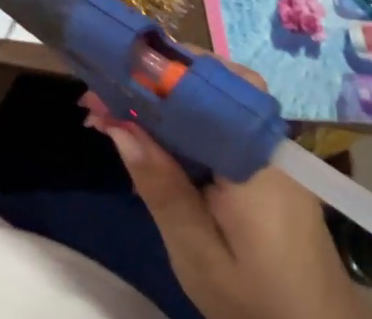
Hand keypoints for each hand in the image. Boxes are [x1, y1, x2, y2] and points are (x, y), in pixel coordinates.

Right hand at [99, 72, 371, 318]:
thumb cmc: (258, 302)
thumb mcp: (198, 255)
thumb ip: (163, 189)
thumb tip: (118, 126)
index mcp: (256, 162)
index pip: (209, 89)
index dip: (154, 75)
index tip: (103, 78)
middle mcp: (269, 146)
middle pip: (212, 86)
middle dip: (151, 82)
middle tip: (98, 97)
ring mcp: (273, 156)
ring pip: (213, 104)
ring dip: (160, 100)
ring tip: (111, 112)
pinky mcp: (268, 170)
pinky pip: (218, 128)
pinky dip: (178, 123)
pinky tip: (146, 138)